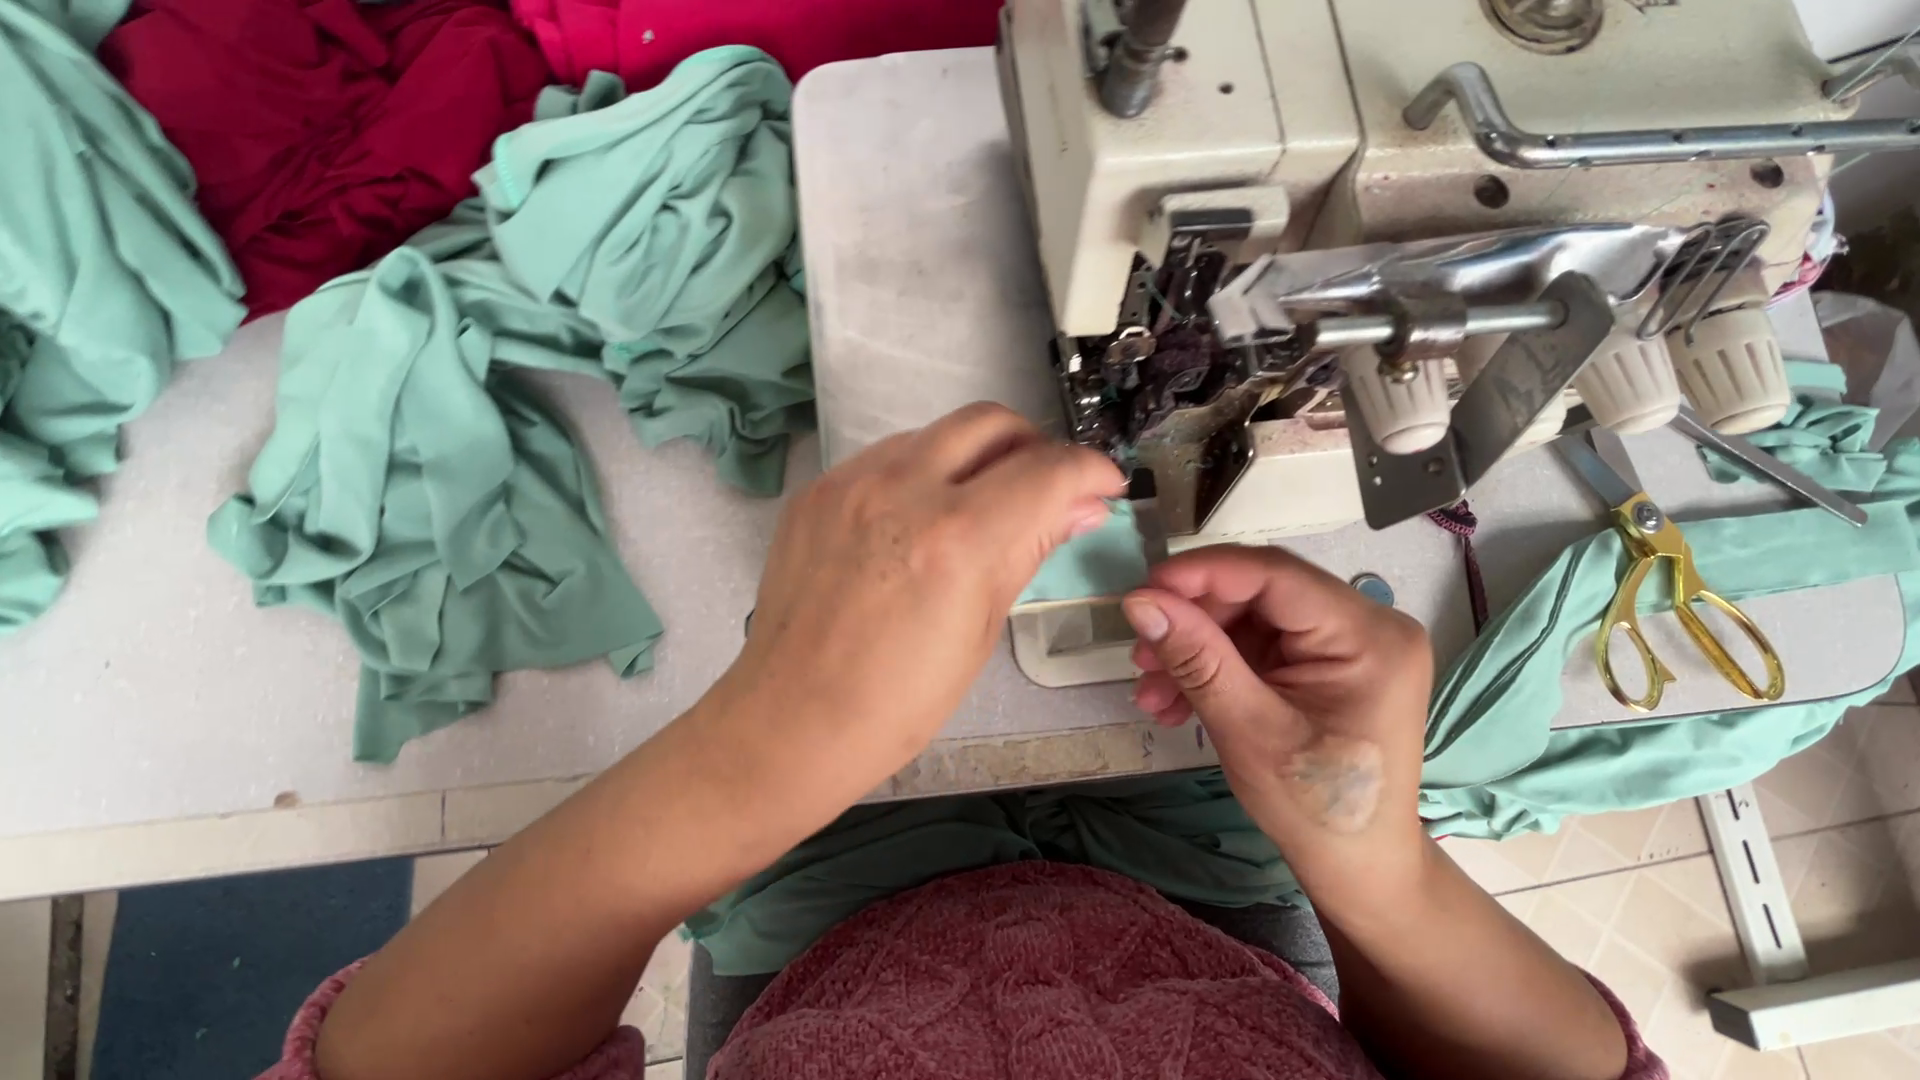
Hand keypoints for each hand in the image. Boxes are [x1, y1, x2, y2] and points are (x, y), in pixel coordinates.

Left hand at [725, 402, 1124, 780]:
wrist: (792, 718)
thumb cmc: (900, 700)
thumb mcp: (982, 628)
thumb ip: (1032, 548)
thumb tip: (1083, 506)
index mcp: (957, 538)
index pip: (1048, 469)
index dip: (1090, 470)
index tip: (1101, 486)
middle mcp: (902, 489)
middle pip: (992, 422)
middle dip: (1033, 446)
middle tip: (1041, 489)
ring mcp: (850, 482)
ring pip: (936, 432)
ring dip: (974, 457)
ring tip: (976, 508)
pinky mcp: (818, 489)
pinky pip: (887, 456)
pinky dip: (921, 473)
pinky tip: (916, 520)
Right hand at [1122, 546, 1432, 892]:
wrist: (1358, 869)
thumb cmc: (1313, 807)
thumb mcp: (1247, 729)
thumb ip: (1195, 657)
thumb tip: (1138, 601)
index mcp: (1369, 637)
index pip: (1276, 575)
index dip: (1203, 573)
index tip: (1142, 590)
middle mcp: (1369, 625)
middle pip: (1260, 594)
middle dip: (1193, 620)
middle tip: (1140, 654)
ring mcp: (1349, 643)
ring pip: (1252, 619)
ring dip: (1196, 648)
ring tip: (1151, 691)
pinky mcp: (1328, 662)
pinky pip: (1260, 645)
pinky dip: (1215, 666)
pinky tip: (1175, 700)